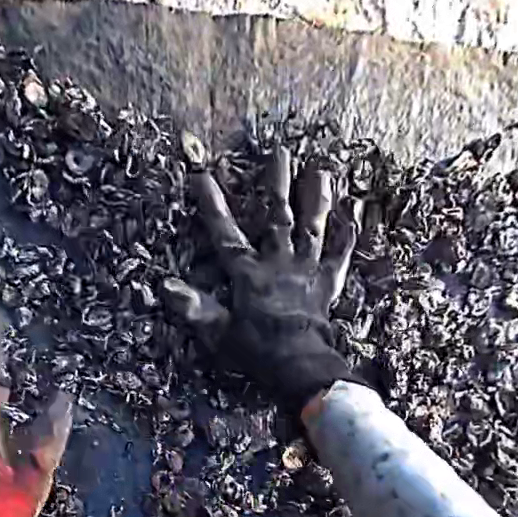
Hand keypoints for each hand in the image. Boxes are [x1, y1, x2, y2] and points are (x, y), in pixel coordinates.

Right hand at [166, 146, 361, 412]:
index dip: (213, 206)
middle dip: (276, 185)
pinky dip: (346, 236)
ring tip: (321, 170)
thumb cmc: (255, 351)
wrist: (299, 364)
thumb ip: (194, 308)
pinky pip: (339, 256)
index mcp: (248, 274)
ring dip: (316, 199)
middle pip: (276, 218)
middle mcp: (278, 263)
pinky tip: (353, 215)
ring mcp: (306, 271)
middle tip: (281, 152)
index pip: (225, 235)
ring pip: (311, 228)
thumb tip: (164, 285)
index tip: (203, 176)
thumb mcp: (217, 333)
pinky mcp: (327, 284)